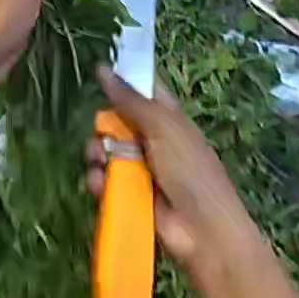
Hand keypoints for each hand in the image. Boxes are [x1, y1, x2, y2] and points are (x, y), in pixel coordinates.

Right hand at [88, 67, 263, 278]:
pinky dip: (98, 181)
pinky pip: (106, 181)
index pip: (142, 89)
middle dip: (104, 126)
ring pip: (108, 151)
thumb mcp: (161, 126)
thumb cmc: (188, 168)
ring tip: (96, 161)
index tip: (99, 76)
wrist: (202, 230)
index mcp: (166, 114)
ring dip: (97, 154)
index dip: (122, 82)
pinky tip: (98, 184)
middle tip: (99, 133)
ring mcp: (141, 167)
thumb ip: (130, 100)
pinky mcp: (130, 195)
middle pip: (118, 121)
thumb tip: (103, 67)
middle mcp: (152, 137)